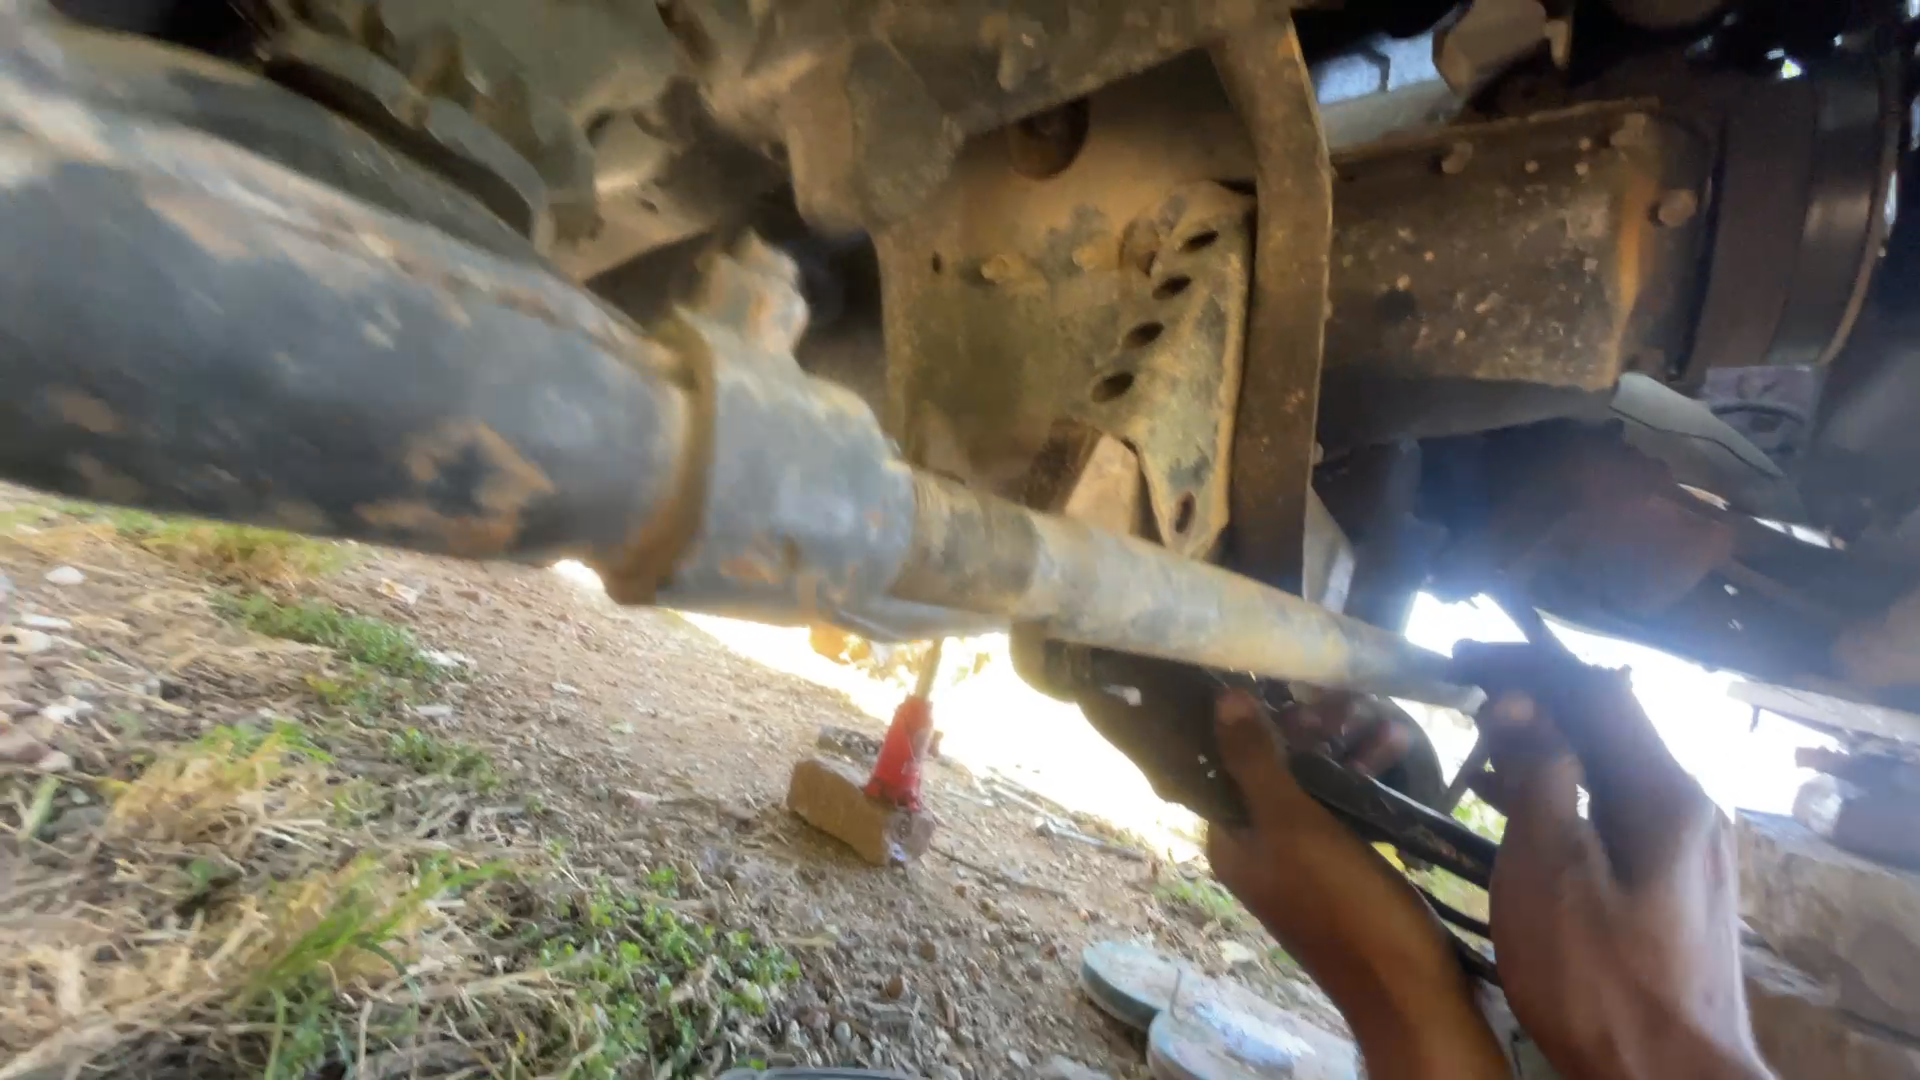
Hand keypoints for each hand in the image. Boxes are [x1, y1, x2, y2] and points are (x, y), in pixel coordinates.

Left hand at [1207, 691, 1507, 1079]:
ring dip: (1342, 746)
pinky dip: (1364, 776)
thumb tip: (1222, 699)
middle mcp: (1256, 842)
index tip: (1280, 684)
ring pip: (1312, 781)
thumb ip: (1254, 760)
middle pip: (1272, 766)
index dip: (1250, 721)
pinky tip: (1394, 744)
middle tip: (1340, 697)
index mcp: (1229, 836)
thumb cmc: (1344, 906)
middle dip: (1306, 730)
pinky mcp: (1342, 862)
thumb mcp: (1292, 824)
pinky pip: (1344, 805)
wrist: (1416, 997)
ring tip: (1377, 713)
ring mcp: (1300, 854)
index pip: (1224, 761)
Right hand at [1452, 643, 1771, 1079]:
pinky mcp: (1661, 869)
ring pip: (1600, 754)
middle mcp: (1681, 804)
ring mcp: (1676, 840)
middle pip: (1602, 716)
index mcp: (1661, 795)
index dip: (1523, 661)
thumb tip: (1518, 701)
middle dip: (1527, 689)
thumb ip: (1538, 773)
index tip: (1457, 655)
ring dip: (1535, 731)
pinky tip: (1501, 788)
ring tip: (1471, 729)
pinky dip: (1548, 774)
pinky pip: (1600, 793)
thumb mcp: (1549, 865)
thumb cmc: (1595, 974)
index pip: (1592, 690)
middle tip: (1457, 685)